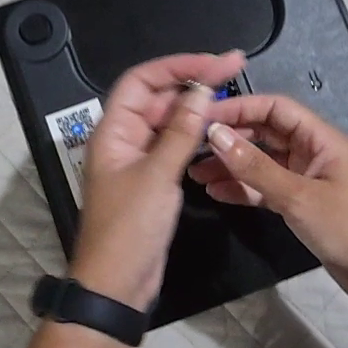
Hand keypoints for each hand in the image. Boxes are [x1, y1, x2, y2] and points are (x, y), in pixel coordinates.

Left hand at [69, 51, 247, 308]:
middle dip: (193, 81)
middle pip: (157, 97)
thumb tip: (201, 90)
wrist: (116, 285)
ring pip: (168, 121)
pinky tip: (219, 129)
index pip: (142, 81)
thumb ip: (181, 132)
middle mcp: (123, 138)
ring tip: (233, 93)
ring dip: (196, 107)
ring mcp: (138, 160)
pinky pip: (174, 146)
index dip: (178, 66)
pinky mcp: (153, 180)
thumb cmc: (129, 228)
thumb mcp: (157, 176)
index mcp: (113, 131)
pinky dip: (194, 134)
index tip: (216, 62)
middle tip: (235, 69)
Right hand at [187, 94, 347, 304]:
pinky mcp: (300, 203)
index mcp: (320, 139)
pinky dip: (243, 188)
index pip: (274, 108)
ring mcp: (305, 178)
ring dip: (231, 165)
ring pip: (261, 162)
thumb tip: (215, 135)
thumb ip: (255, 167)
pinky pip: (265, 187)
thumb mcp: (297, 196)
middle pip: (265, 133)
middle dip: (230, 137)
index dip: (239, 107)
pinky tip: (216, 192)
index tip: (204, 116)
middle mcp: (312, 152)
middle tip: (192, 146)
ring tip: (195, 173)